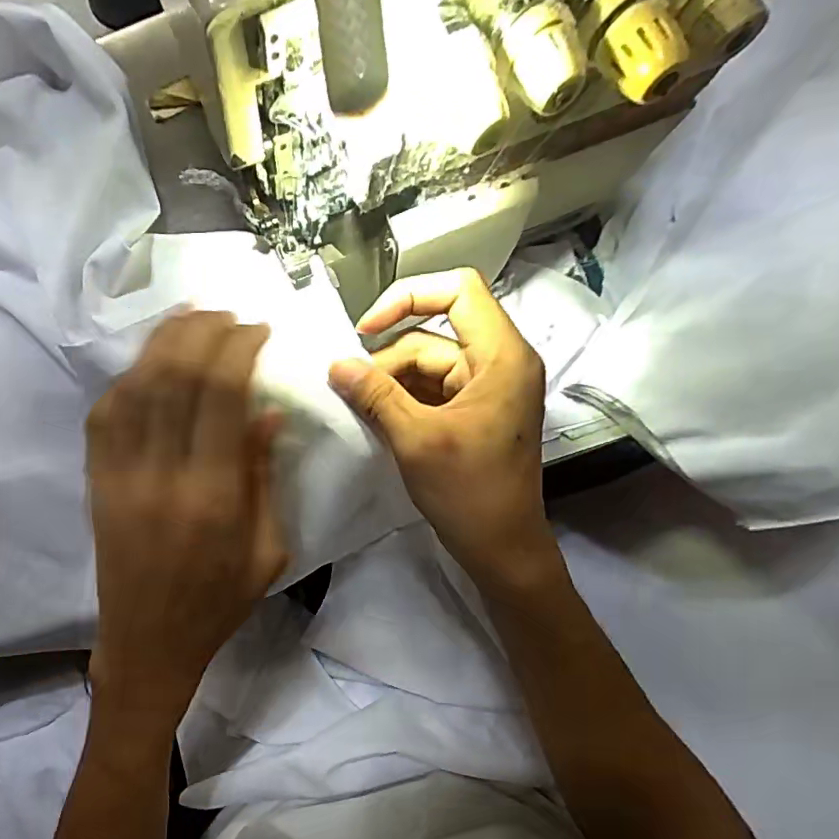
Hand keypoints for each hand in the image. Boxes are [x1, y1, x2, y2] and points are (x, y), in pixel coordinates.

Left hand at [86, 311, 286, 724]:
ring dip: (163, 343)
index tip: (257, 330)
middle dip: (202, 331)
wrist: (148, 642)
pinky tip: (150, 364)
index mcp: (213, 497)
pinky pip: (105, 415)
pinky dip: (129, 378)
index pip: (222, 395)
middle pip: (175, 377)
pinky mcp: (96, 482)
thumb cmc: (218, 604)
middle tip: (226, 314)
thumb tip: (267, 414)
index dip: (239, 349)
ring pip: (135, 387)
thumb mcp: (266, 550)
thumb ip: (264, 477)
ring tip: (190, 319)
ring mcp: (119, 477)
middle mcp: (161, 477)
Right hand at [329, 268, 556, 587]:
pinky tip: (378, 418)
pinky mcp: (478, 414)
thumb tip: (336, 365)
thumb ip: (375, 395)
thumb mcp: (416, 439)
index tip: (367, 329)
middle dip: (389, 359)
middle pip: (436, 335)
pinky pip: (436, 391)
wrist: (503, 548)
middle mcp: (501, 363)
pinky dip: (406, 400)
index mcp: (502, 356)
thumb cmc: (469, 493)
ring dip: (393, 383)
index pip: (459, 290)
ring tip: (361, 408)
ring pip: (431, 365)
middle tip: (352, 391)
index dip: (408, 296)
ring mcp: (490, 390)